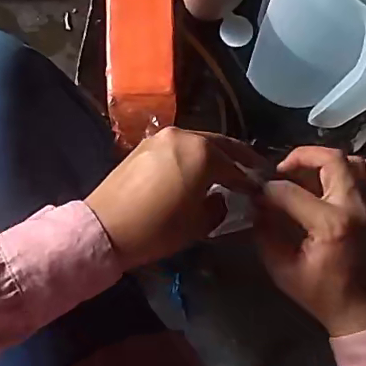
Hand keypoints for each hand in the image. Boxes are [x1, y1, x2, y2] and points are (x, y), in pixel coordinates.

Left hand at [85, 128, 266, 269]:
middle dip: (237, 158)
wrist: (104, 228)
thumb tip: (222, 198)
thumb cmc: (157, 228)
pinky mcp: (144, 146)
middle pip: (220, 145)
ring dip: (214, 155)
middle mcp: (183, 136)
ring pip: (198, 143)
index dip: (250, 180)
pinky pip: (178, 147)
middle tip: (252, 172)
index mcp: (202, 152)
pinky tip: (196, 171)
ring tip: (225, 172)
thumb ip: (219, 207)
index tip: (260, 190)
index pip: (236, 165)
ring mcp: (161, 137)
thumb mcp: (198, 224)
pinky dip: (192, 156)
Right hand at [253, 146, 365, 336]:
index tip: (255, 195)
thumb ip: (265, 232)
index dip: (266, 190)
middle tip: (281, 172)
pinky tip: (342, 177)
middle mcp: (357, 207)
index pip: (289, 191)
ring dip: (327, 162)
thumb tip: (256, 205)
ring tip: (307, 174)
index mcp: (331, 224)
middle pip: (331, 160)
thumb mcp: (281, 268)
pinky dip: (361, 168)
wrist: (360, 310)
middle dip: (299, 158)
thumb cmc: (319, 293)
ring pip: (355, 161)